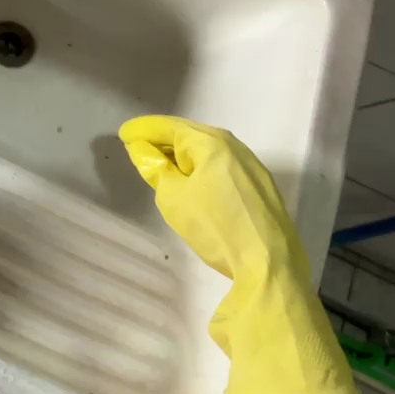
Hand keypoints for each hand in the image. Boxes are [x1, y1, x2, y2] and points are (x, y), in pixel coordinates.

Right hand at [120, 115, 355, 393]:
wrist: (269, 267)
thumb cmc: (215, 226)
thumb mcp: (172, 197)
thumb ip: (155, 168)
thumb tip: (143, 150)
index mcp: (212, 142)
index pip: (169, 127)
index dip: (144, 129)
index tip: (124, 134)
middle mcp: (235, 146)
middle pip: (191, 135)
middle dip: (163, 141)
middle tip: (139, 150)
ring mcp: (253, 166)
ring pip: (209, 151)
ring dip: (184, 156)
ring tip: (163, 166)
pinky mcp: (262, 187)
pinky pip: (223, 166)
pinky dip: (202, 167)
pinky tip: (194, 182)